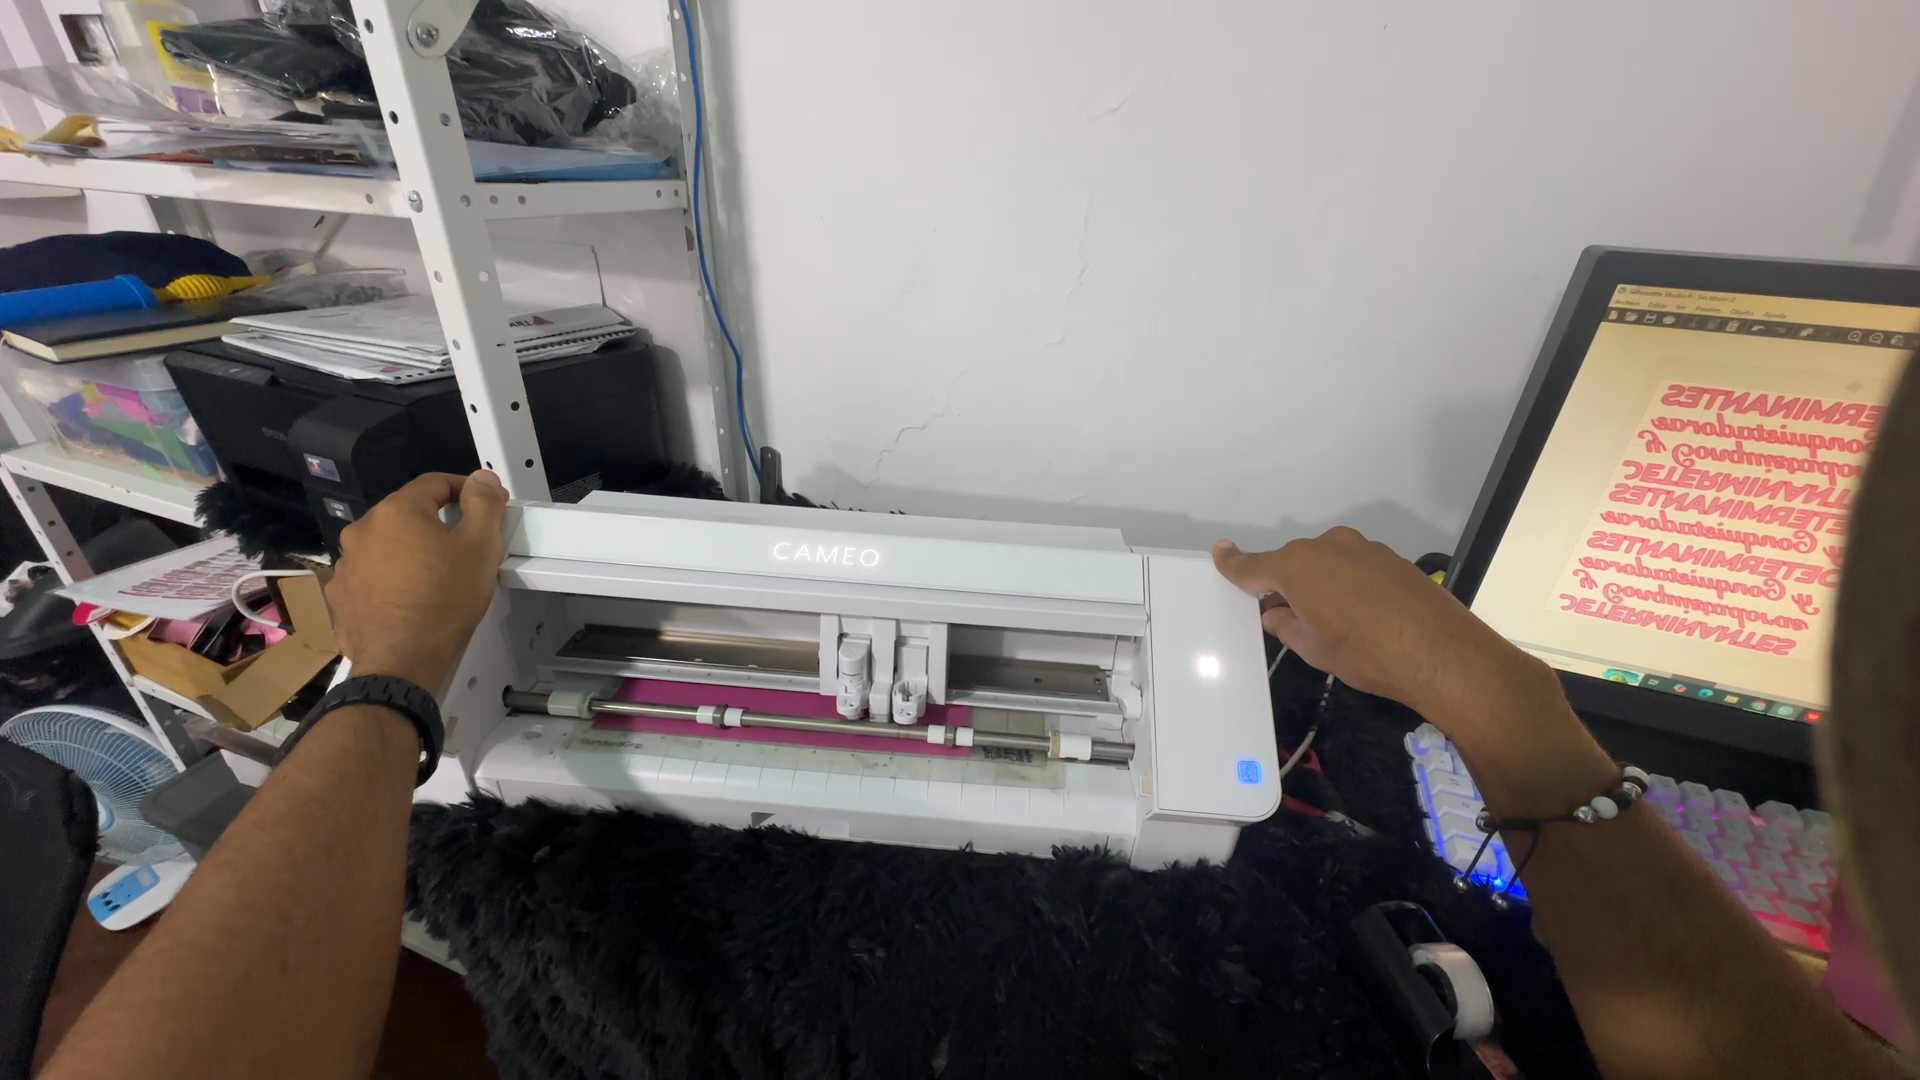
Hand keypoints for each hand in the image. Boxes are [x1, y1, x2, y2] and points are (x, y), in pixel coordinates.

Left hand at [325, 471, 507, 696]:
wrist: (402, 657)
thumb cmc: (447, 596)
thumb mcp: (480, 546)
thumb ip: (484, 504)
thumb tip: (482, 478)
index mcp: (397, 512)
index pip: (433, 483)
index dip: (465, 488)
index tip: (487, 504)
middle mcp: (363, 530)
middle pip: (407, 513)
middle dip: (438, 521)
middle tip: (466, 543)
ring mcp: (346, 563)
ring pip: (387, 544)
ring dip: (412, 549)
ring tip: (438, 574)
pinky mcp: (340, 594)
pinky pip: (372, 574)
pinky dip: (392, 576)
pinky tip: (411, 596)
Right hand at [1212, 527, 1555, 728]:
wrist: (1444, 654)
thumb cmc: (1364, 653)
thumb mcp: (1310, 647)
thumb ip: (1283, 622)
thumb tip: (1278, 610)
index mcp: (1295, 566)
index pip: (1252, 565)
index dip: (1232, 563)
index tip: (1220, 553)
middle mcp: (1325, 546)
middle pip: (1291, 564)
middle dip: (1285, 585)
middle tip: (1288, 616)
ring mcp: (1361, 548)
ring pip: (1325, 563)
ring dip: (1319, 583)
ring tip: (1334, 619)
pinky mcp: (1390, 557)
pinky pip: (1353, 566)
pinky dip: (1348, 583)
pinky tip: (1364, 613)